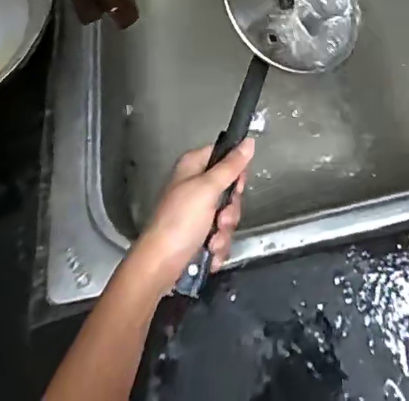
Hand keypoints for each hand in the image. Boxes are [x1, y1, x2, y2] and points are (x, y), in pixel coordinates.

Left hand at [124, 138, 254, 289]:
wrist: (160, 266)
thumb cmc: (181, 220)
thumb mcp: (208, 189)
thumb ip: (231, 166)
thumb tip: (249, 141)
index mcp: (193, 166)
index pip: (224, 156)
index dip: (235, 170)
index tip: (236, 186)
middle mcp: (196, 186)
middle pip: (230, 189)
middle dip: (230, 210)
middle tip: (220, 219)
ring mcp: (198, 212)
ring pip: (228, 215)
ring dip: (224, 232)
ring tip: (211, 242)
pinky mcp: (200, 234)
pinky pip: (221, 234)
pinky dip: (218, 246)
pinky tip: (209, 253)